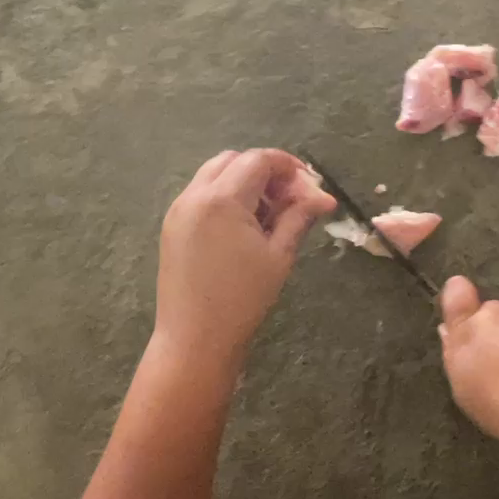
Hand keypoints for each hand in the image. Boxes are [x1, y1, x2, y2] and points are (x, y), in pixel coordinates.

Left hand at [154, 149, 334, 365]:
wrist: (195, 338)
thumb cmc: (243, 299)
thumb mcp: (279, 255)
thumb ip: (299, 217)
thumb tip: (325, 198)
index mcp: (222, 200)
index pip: (258, 160)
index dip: (288, 166)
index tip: (311, 186)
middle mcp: (195, 195)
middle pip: (234, 160)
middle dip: (266, 171)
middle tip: (291, 198)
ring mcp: (179, 209)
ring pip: (215, 174)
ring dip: (245, 182)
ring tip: (270, 214)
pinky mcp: (173, 225)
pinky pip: (202, 194)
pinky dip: (226, 196)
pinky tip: (245, 226)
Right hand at [438, 276, 498, 451]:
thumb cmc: (495, 406)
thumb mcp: (463, 387)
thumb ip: (454, 353)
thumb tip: (446, 330)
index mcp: (462, 336)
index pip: (457, 296)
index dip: (459, 293)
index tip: (462, 298)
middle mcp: (489, 321)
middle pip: (488, 312)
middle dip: (491, 326)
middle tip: (497, 356)